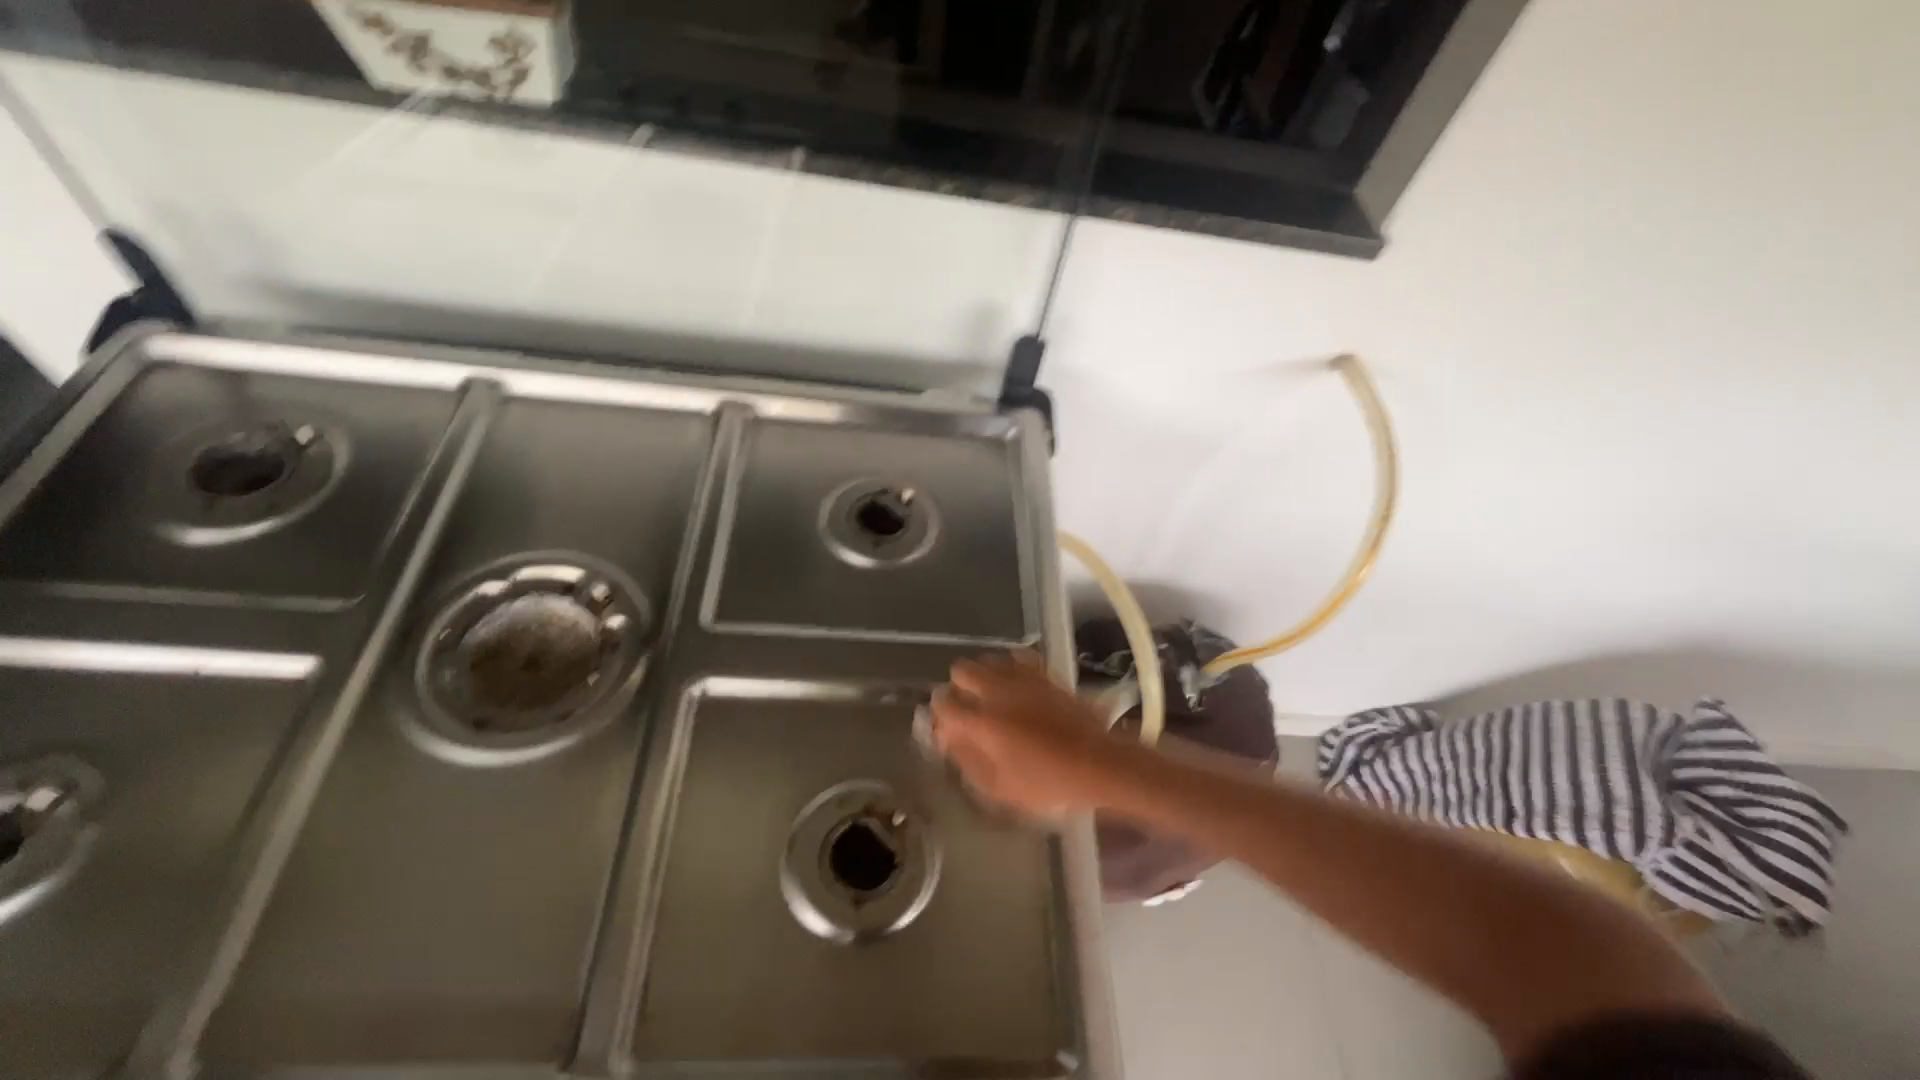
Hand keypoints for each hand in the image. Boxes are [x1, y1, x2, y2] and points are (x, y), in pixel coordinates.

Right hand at [928, 651, 1137, 816]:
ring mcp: (1022, 678)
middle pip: (960, 670)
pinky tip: (1017, 683)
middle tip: (969, 709)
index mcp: (980, 721)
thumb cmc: (1046, 782)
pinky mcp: (1045, 674)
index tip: (948, 728)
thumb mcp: (998, 787)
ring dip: (984, 675)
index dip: (940, 714)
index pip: (943, 702)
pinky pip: (1019, 657)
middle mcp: (996, 691)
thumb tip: (948, 740)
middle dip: (959, 687)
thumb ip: (967, 760)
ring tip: (993, 695)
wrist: (1096, 763)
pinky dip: (1011, 666)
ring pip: (988, 659)